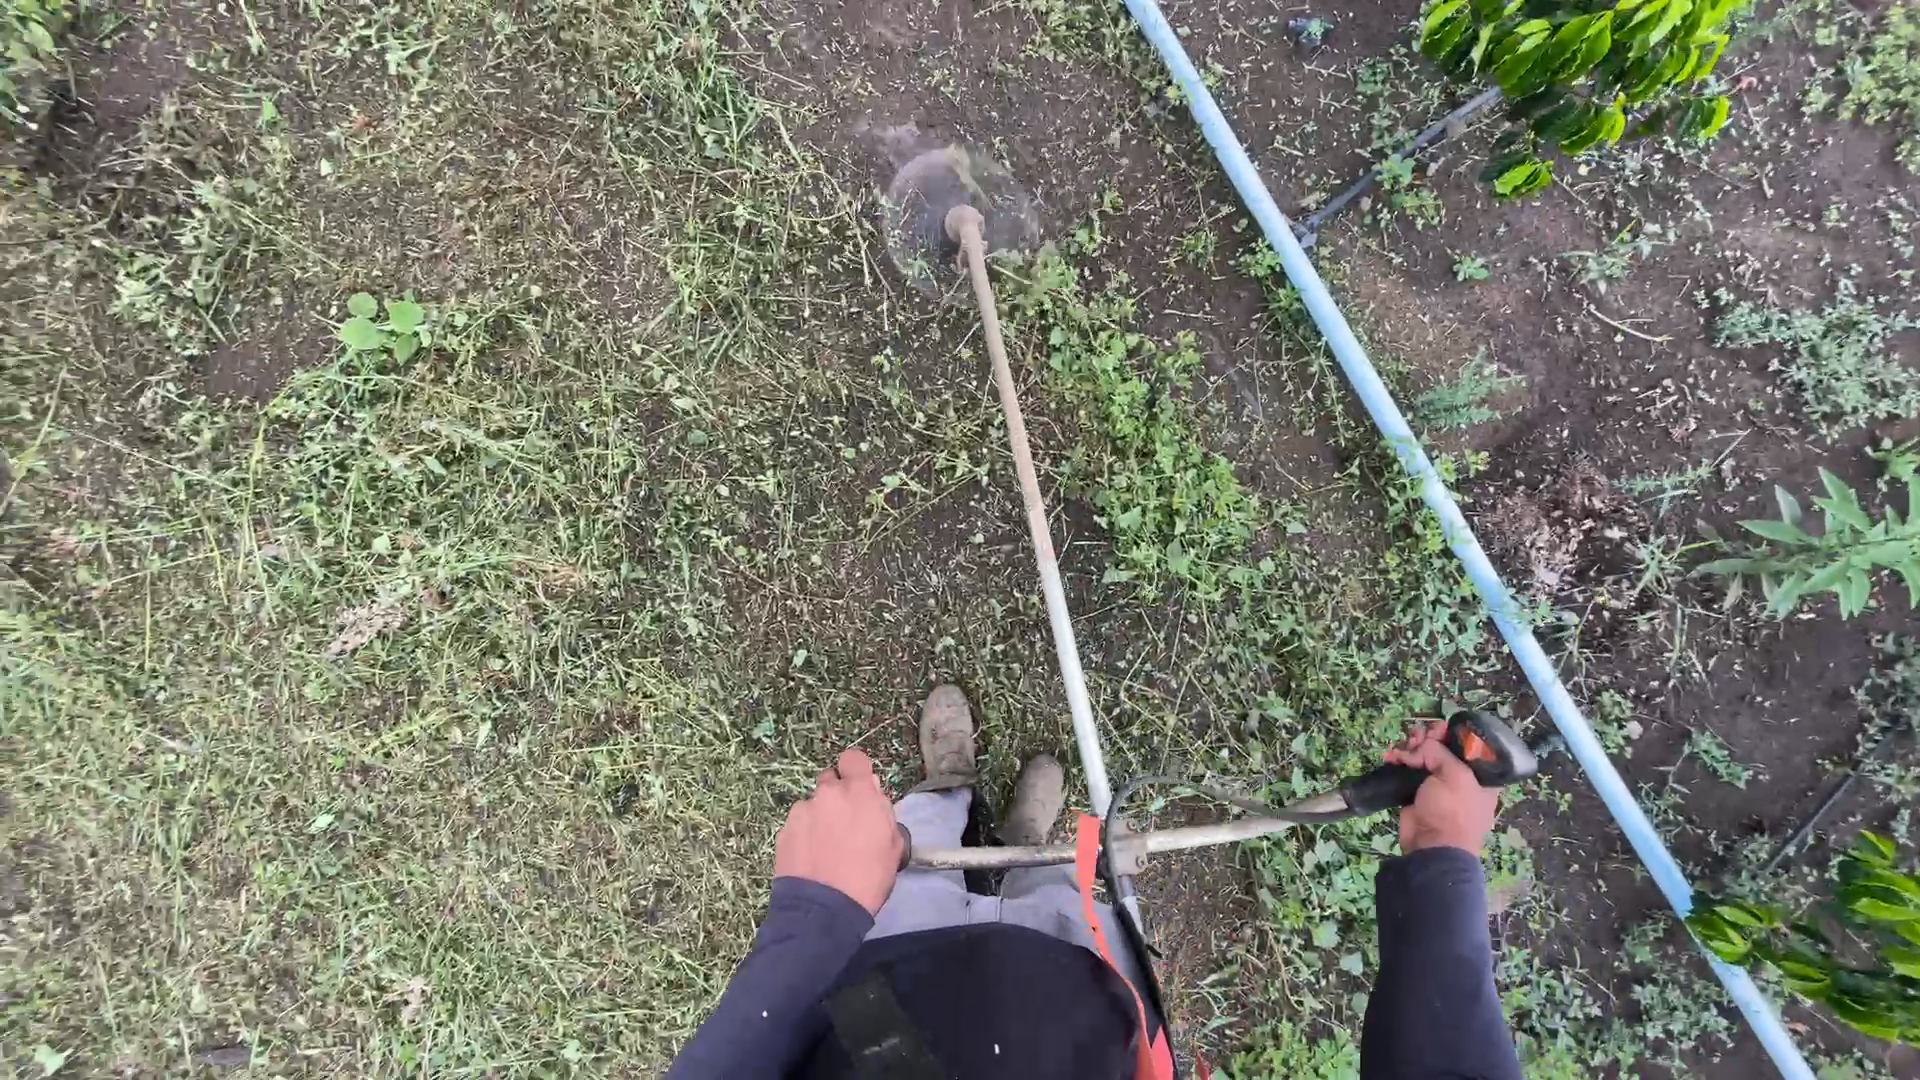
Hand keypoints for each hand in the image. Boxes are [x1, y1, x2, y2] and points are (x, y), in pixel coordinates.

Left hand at [773, 748, 903, 913]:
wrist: (823, 912)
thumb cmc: (868, 878)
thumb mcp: (892, 845)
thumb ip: (882, 813)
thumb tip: (872, 797)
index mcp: (858, 792)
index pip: (853, 759)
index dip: (856, 771)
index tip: (860, 789)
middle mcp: (828, 793)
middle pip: (831, 780)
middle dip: (838, 796)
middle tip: (844, 823)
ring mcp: (802, 811)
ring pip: (814, 804)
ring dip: (820, 816)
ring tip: (824, 847)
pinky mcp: (784, 830)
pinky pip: (798, 823)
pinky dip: (804, 834)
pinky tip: (811, 858)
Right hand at [1383, 720, 1498, 855]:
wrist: (1432, 844)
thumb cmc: (1452, 810)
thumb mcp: (1454, 776)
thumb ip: (1437, 752)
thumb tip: (1416, 748)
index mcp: (1480, 775)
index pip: (1466, 744)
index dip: (1449, 734)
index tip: (1435, 729)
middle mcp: (1460, 776)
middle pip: (1441, 747)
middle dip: (1425, 739)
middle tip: (1415, 737)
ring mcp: (1437, 784)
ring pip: (1421, 755)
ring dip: (1408, 747)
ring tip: (1399, 750)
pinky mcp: (1417, 790)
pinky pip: (1407, 767)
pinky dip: (1398, 759)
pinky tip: (1389, 757)